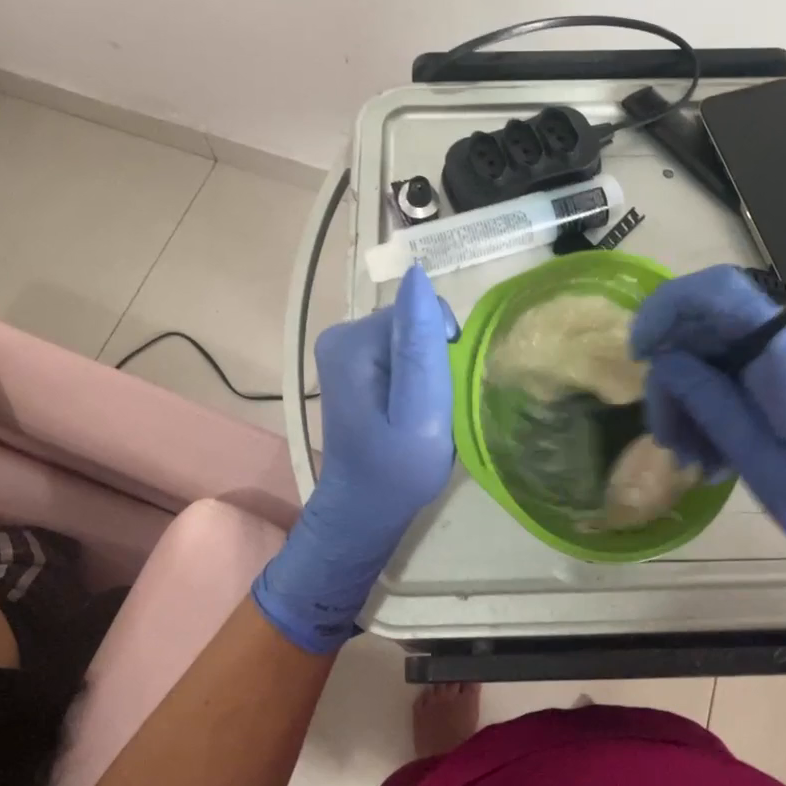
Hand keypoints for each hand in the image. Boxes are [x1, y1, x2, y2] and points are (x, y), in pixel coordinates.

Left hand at [253, 265, 456, 653]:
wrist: (365, 510)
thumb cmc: (398, 469)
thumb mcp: (420, 410)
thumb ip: (420, 344)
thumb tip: (418, 275)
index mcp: (351, 340)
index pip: (420, 313)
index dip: (444, 350)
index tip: (441, 392)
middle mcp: (340, 335)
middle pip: (413, 322)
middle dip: (434, 360)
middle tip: (432, 407)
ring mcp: (344, 349)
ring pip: (411, 337)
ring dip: (427, 370)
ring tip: (421, 411)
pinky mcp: (353, 365)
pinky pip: (400, 352)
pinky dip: (415, 377)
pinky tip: (410, 408)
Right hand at [632, 265, 785, 701]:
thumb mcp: (775, 475)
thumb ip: (717, 411)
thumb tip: (666, 362)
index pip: (714, 291)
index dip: (662, 310)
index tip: (639, 360)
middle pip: (712, 332)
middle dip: (678, 382)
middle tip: (671, 449)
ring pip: (730, 356)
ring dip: (701, 401)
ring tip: (699, 464)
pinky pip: (756, 372)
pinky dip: (730, 405)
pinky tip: (726, 455)